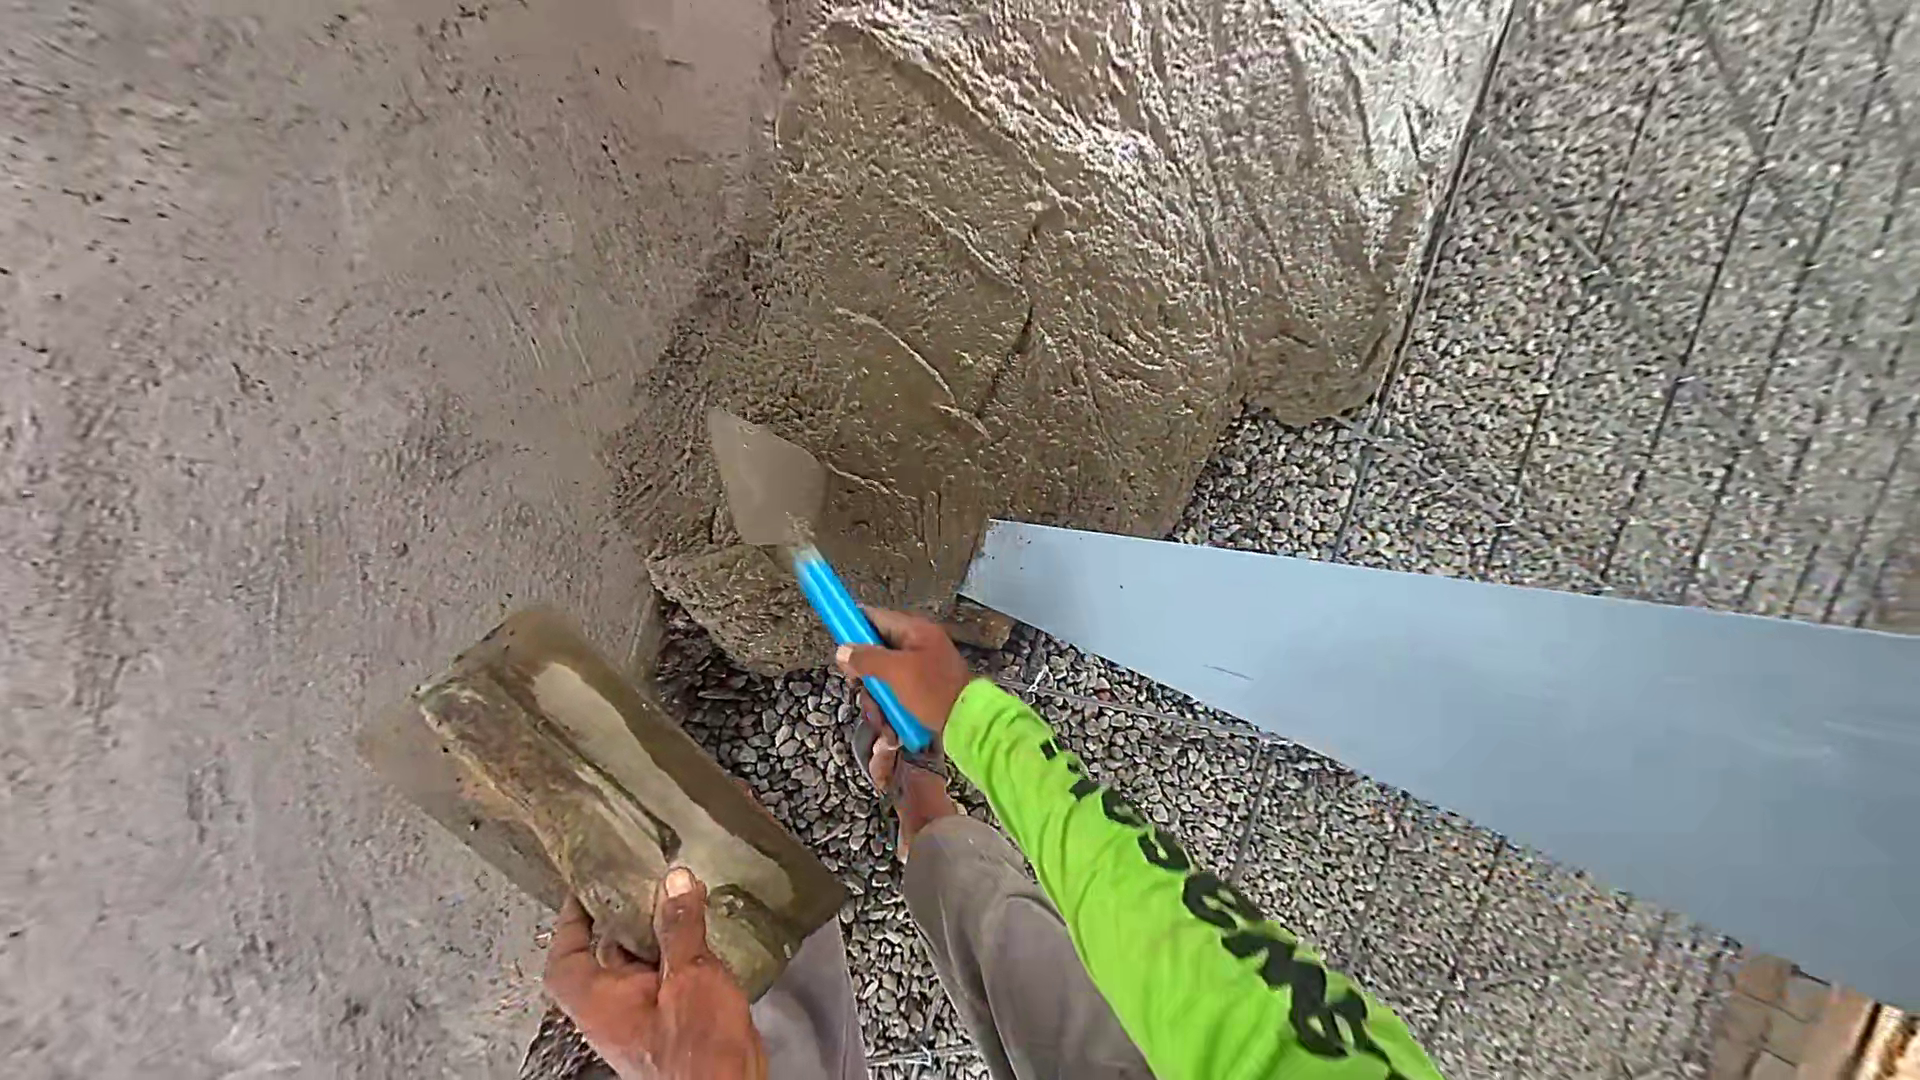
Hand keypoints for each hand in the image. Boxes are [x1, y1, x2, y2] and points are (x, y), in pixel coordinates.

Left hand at [543, 868, 766, 1079]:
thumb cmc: (697, 1044)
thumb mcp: (690, 977)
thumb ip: (681, 927)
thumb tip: (674, 877)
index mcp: (604, 1004)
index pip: (566, 962)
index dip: (570, 924)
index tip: (585, 888)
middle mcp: (618, 1009)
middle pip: (609, 953)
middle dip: (627, 913)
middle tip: (650, 872)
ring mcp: (648, 1014)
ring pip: (644, 959)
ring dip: (661, 926)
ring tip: (684, 888)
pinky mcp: (677, 1016)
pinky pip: (670, 970)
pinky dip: (683, 943)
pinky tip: (707, 923)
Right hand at [835, 608, 973, 732]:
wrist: (967, 722)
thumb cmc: (933, 691)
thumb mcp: (897, 672)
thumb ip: (867, 659)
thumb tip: (842, 650)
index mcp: (915, 630)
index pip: (875, 617)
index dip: (854, 627)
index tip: (839, 644)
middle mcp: (916, 644)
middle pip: (874, 650)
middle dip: (864, 674)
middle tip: (861, 688)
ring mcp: (918, 666)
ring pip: (881, 675)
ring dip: (876, 697)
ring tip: (881, 715)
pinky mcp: (920, 687)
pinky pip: (893, 690)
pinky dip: (888, 706)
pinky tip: (890, 722)